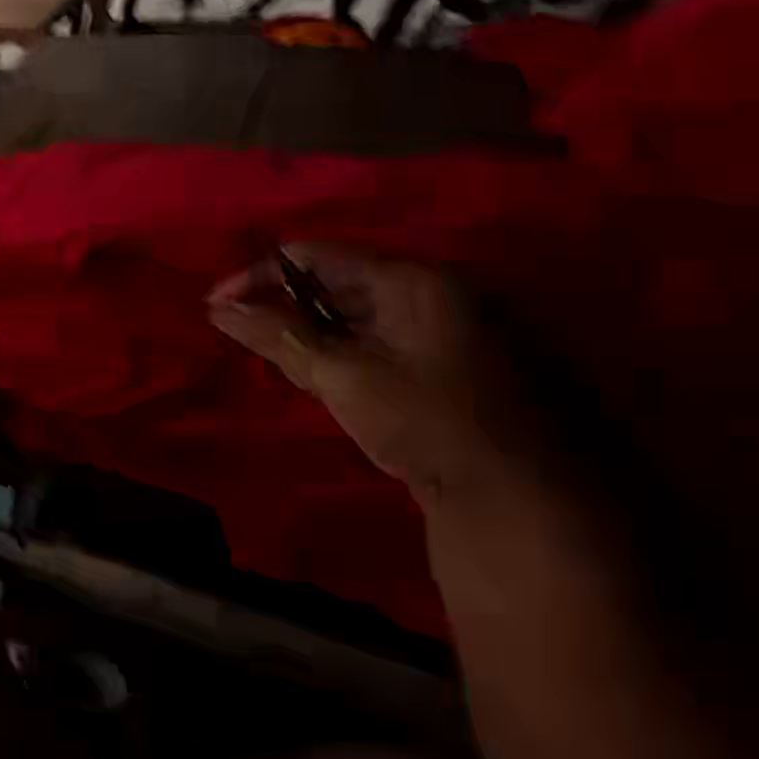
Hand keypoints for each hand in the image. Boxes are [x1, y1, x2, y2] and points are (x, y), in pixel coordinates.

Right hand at [206, 243, 539, 500]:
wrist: (540, 503)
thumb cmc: (432, 424)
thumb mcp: (343, 377)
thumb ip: (278, 336)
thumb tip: (218, 307)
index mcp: (417, 281)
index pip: (315, 255)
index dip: (258, 275)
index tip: (218, 307)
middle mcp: (441, 293)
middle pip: (338, 281)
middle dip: (285, 308)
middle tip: (249, 342)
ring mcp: (458, 329)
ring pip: (361, 315)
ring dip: (314, 335)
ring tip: (286, 367)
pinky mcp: (462, 365)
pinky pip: (386, 341)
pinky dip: (348, 354)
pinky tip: (333, 384)